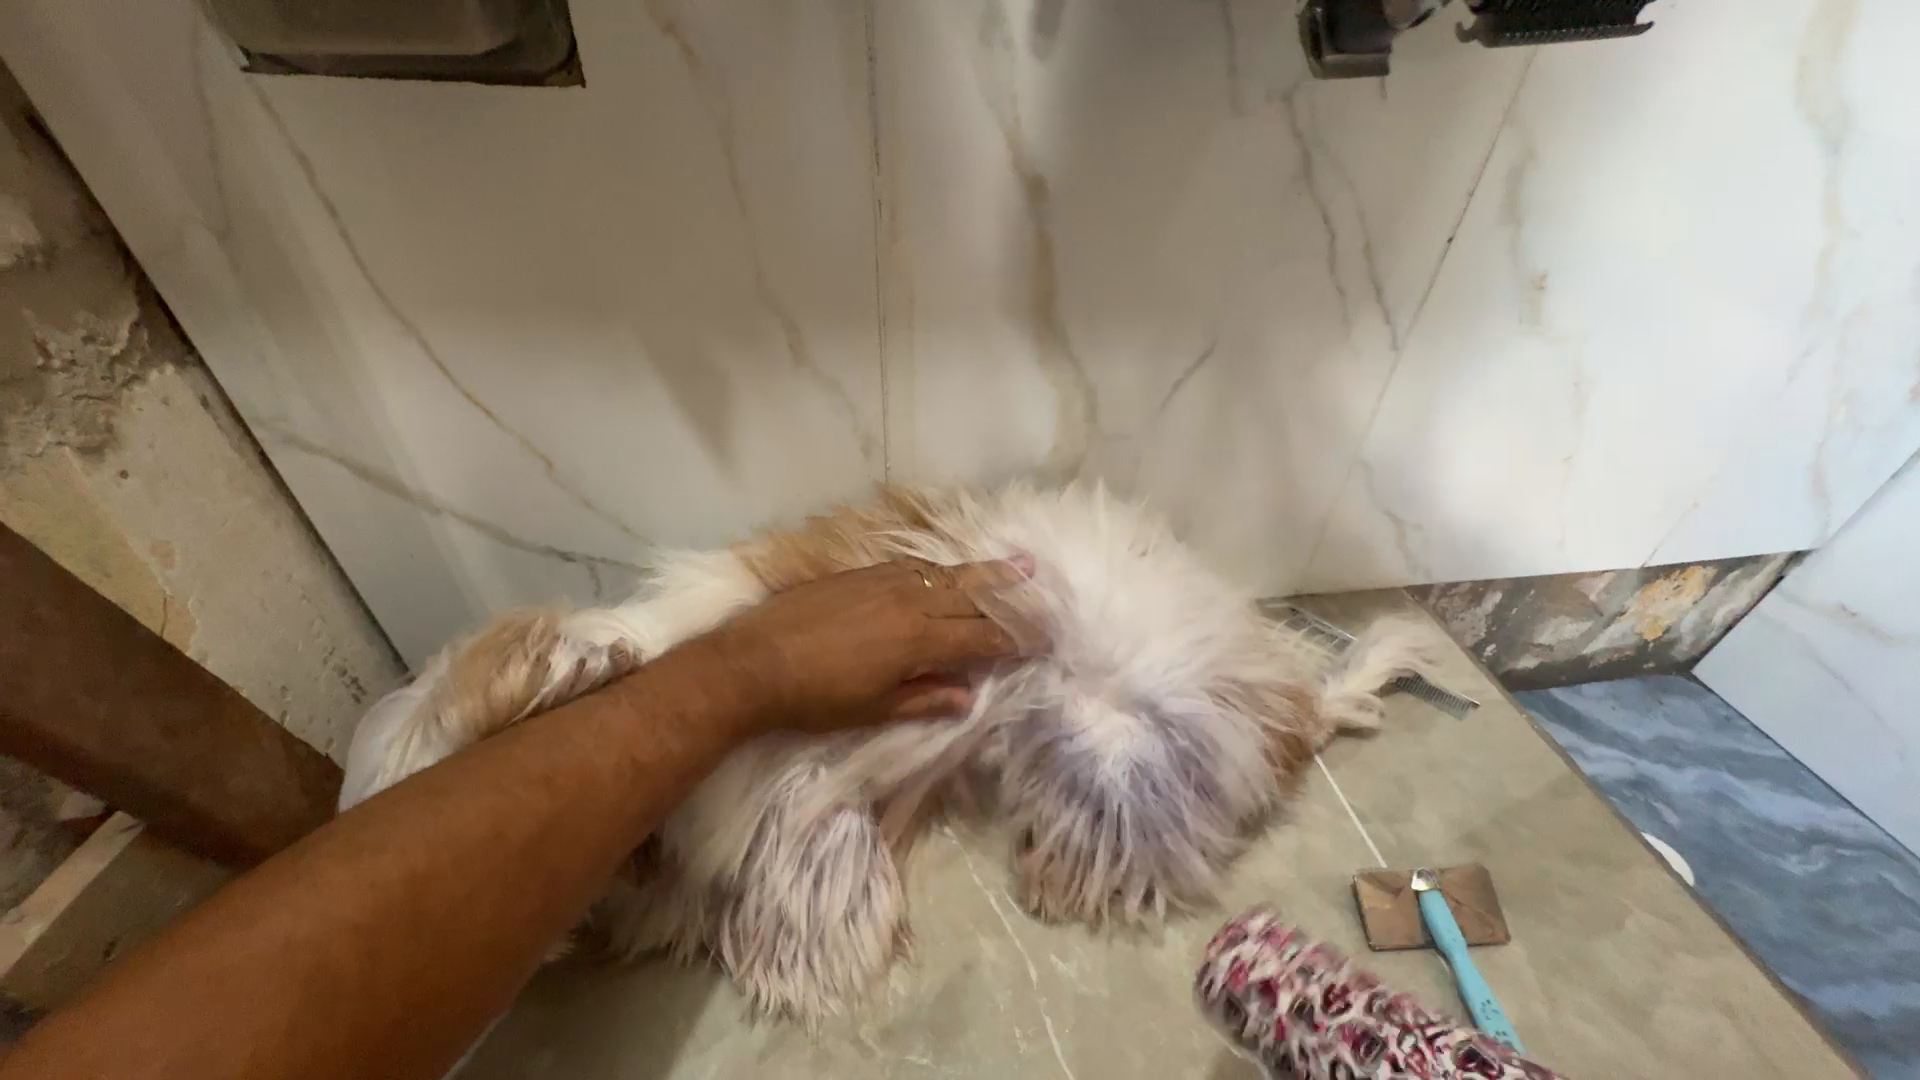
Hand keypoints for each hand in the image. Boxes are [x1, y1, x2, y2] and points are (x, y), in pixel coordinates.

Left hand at [702, 557, 1035, 735]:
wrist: (753, 662)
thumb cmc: (816, 698)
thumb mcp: (875, 709)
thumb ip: (925, 700)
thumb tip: (967, 697)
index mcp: (918, 640)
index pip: (979, 638)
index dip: (1014, 640)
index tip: (1043, 640)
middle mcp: (911, 602)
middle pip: (972, 601)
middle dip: (1012, 604)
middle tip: (1047, 601)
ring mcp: (886, 581)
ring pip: (948, 575)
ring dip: (986, 574)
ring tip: (1021, 564)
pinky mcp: (863, 573)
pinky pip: (915, 566)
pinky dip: (941, 570)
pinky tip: (950, 570)